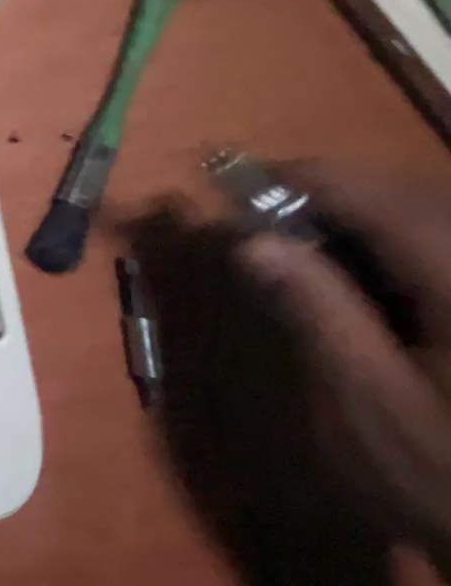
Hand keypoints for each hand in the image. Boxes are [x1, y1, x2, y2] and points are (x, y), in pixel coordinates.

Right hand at [236, 169, 450, 563]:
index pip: (376, 199)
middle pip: (412, 199)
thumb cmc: (446, 476)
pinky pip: (449, 251)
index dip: (298, 179)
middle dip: (328, 196)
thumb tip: (249, 239)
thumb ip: (313, 311)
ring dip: (363, 220)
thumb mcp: (365, 400)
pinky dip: (402, 248)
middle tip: (257, 220)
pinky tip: (372, 282)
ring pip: (436, 219)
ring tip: (302, 247)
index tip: (227, 179)